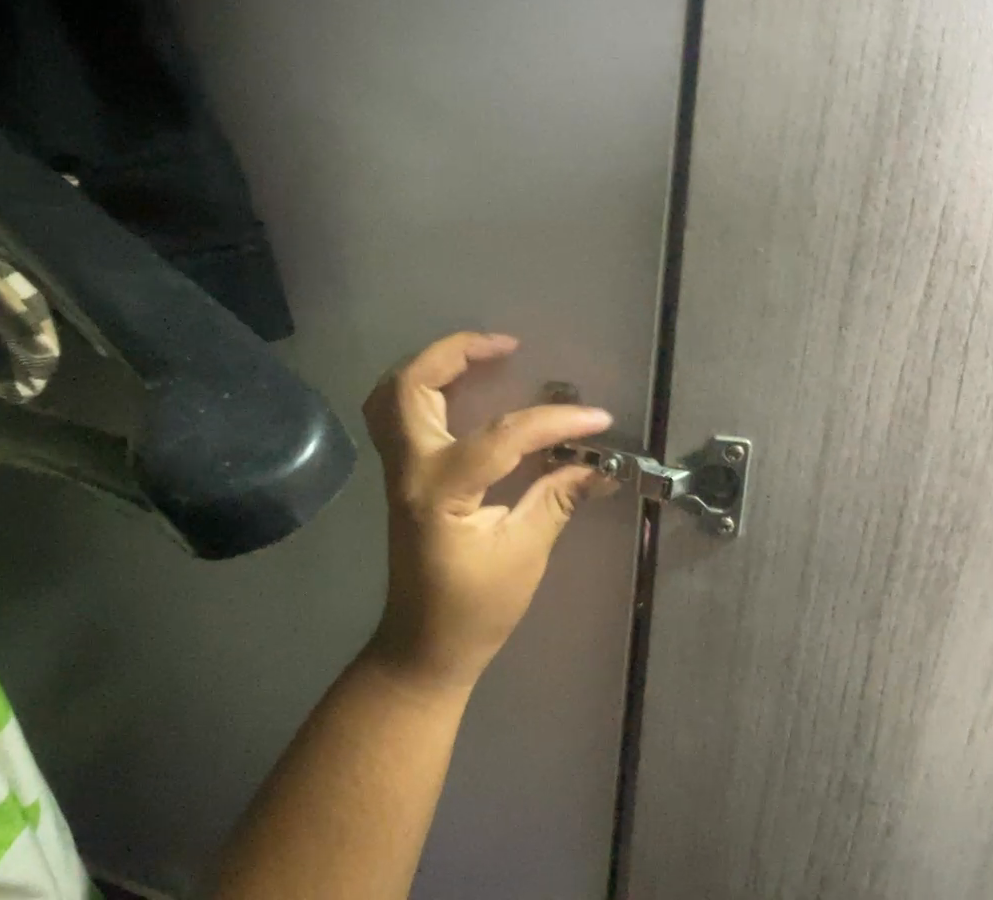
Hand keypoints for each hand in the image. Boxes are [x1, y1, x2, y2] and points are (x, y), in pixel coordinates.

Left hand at [361, 331, 614, 693]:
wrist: (422, 646)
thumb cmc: (475, 608)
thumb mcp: (525, 553)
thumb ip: (557, 497)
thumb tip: (599, 464)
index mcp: (441, 492)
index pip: (502, 436)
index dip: (554, 421)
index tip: (598, 419)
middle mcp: (410, 470)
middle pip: (411, 386)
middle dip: (456, 352)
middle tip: (507, 346)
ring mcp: (397, 471)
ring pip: (393, 394)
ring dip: (433, 364)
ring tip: (481, 356)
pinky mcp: (401, 476)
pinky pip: (398, 414)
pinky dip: (425, 389)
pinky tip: (463, 391)